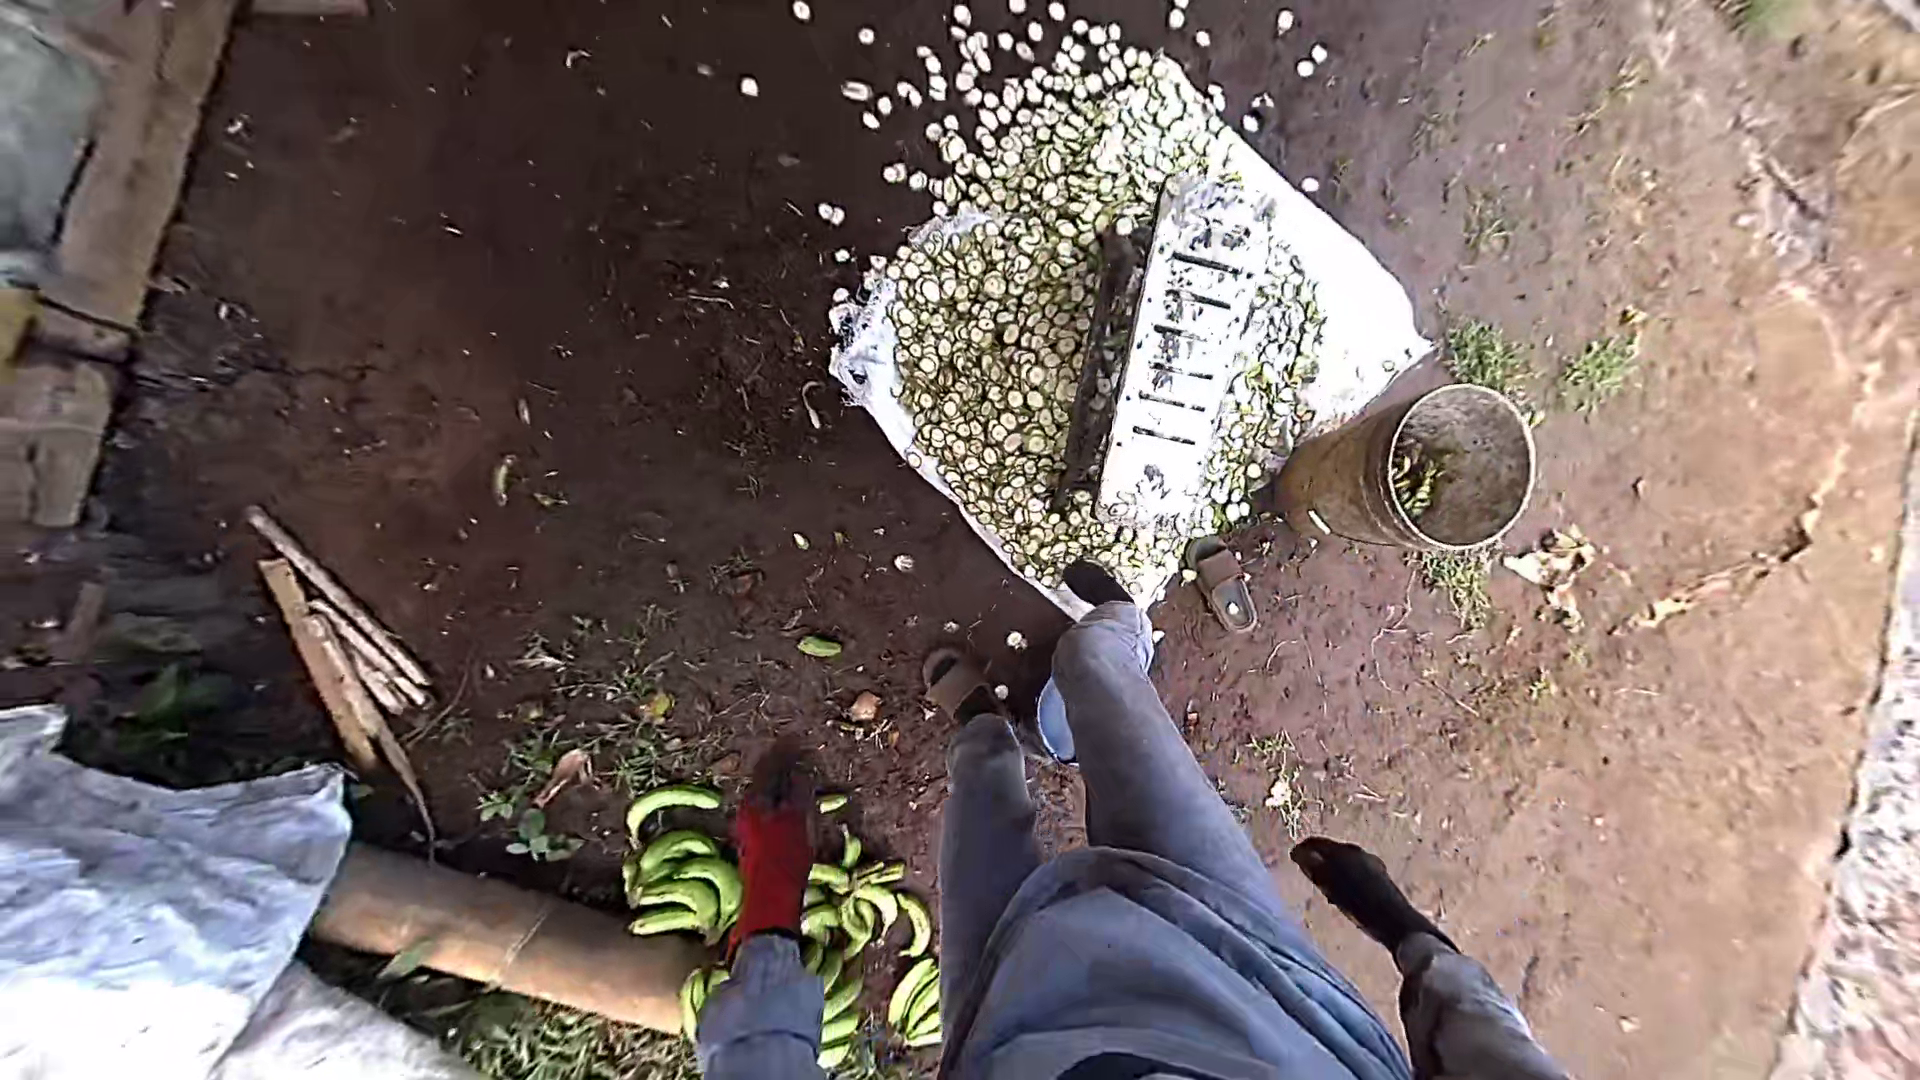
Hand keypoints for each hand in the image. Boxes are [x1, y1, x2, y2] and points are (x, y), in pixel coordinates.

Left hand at [729, 744, 815, 955]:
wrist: (771, 902)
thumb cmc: (785, 855)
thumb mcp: (798, 817)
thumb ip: (799, 789)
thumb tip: (800, 769)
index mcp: (753, 802)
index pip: (769, 767)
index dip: (785, 753)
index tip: (797, 741)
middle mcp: (746, 813)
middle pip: (765, 782)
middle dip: (783, 769)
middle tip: (800, 755)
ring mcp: (748, 829)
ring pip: (768, 798)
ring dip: (784, 787)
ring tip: (801, 777)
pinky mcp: (756, 844)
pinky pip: (771, 811)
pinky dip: (783, 802)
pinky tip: (796, 804)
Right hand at [1289, 837, 1454, 952]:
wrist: (1400, 926)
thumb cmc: (1360, 904)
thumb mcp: (1330, 886)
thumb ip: (1313, 867)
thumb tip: (1298, 853)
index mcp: (1343, 851)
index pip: (1316, 843)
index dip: (1302, 849)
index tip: (1293, 858)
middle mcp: (1358, 852)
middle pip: (1331, 851)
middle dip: (1318, 859)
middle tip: (1307, 871)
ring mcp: (1372, 864)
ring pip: (1344, 861)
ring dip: (1332, 869)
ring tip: (1324, 885)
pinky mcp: (1381, 877)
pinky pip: (1355, 870)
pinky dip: (1345, 876)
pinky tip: (1344, 892)